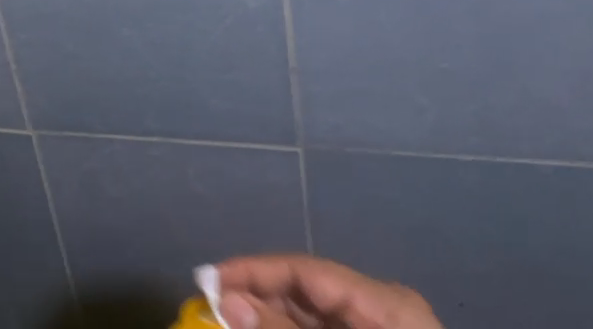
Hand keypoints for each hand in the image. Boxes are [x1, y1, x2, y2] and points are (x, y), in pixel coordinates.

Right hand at [217, 256, 441, 328]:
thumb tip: (227, 299)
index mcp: (385, 304)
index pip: (304, 270)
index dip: (252, 271)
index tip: (206, 279)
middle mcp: (383, 310)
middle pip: (306, 292)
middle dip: (257, 300)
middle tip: (211, 311)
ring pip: (311, 316)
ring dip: (270, 321)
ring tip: (230, 325)